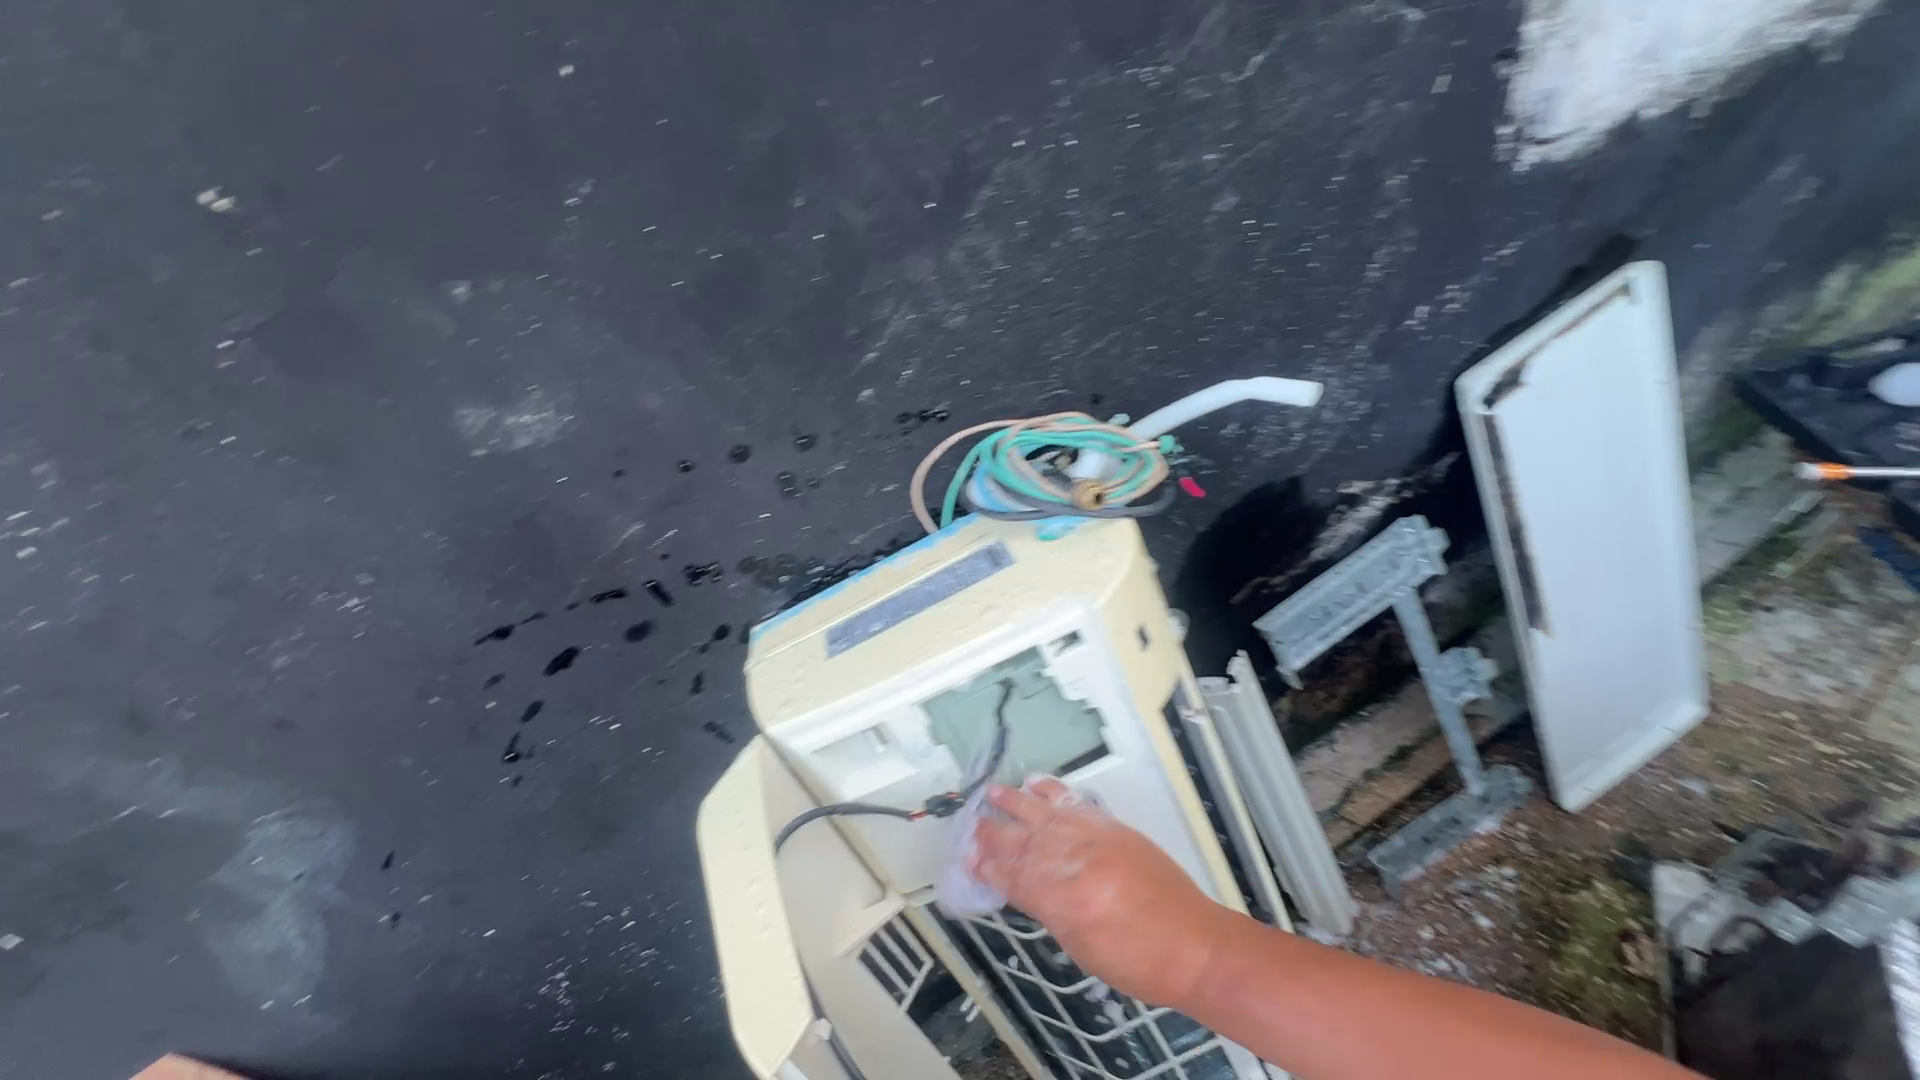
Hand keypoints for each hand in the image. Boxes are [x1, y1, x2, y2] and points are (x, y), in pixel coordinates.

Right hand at [968, 777, 1229, 1004]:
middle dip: (995, 834)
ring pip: (1048, 816)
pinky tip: (1038, 785)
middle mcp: (1078, 865)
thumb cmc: (1137, 963)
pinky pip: (1079, 805)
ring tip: (993, 792)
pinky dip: (1057, 793)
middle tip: (971, 825)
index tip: (968, 858)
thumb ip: (1052, 912)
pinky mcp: (1116, 830)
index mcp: (1066, 903)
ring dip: (1017, 803)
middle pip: (1027, 844)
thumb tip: (1029, 889)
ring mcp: (1098, 842)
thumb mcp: (1083, 949)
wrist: (1194, 946)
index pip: (1017, 879)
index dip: (990, 869)